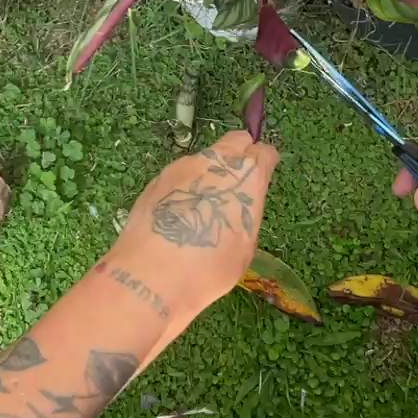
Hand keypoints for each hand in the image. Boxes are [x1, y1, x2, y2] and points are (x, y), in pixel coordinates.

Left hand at [105, 131, 278, 341]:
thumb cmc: (210, 268)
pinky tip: (178, 213)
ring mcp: (185, 165)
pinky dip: (186, 186)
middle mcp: (217, 160)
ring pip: (205, 158)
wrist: (152, 275)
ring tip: (202, 206)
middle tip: (236, 182)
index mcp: (247, 175)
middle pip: (235, 141)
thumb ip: (247, 213)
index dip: (265, 163)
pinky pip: (181, 174)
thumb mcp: (245, 245)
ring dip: (210, 173)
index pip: (264, 152)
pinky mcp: (159, 177)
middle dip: (240, 154)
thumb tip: (240, 203)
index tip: (262, 176)